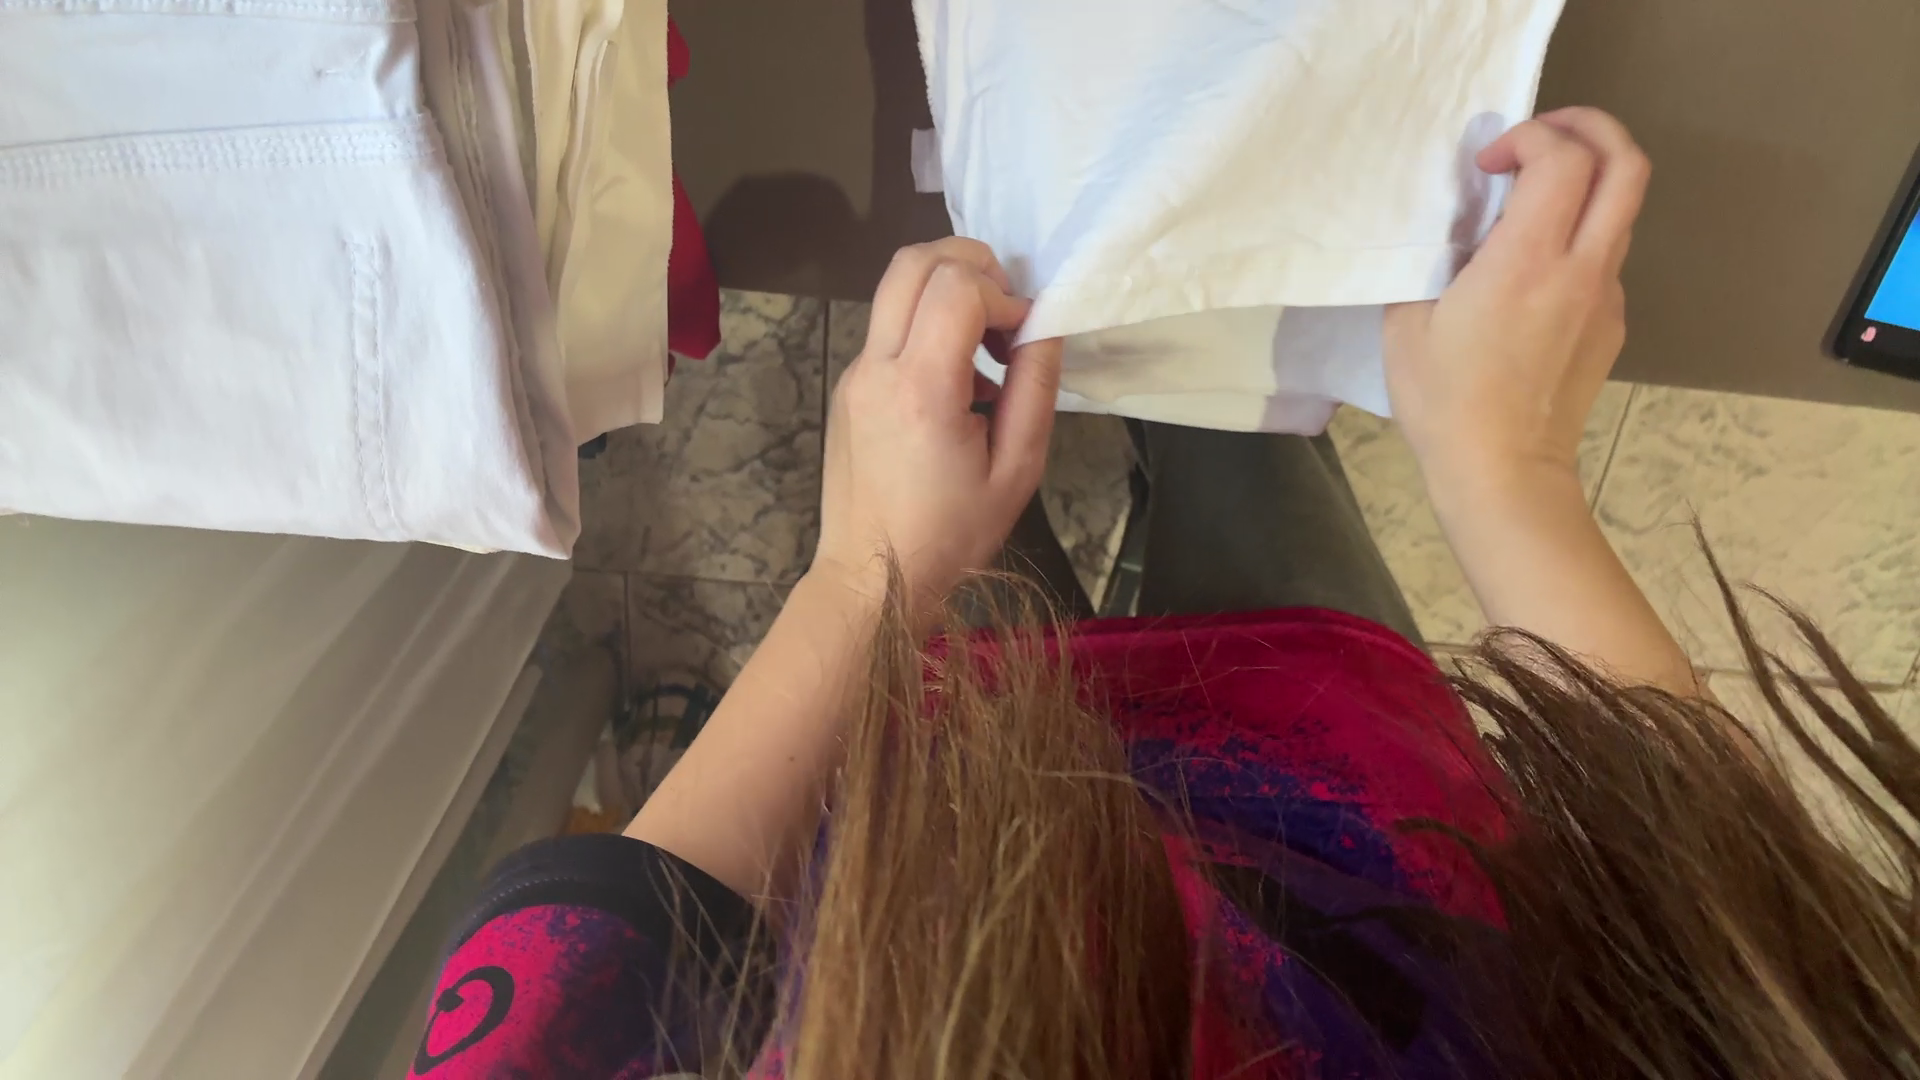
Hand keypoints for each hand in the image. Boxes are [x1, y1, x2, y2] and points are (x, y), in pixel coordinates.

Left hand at [814, 238, 1062, 603]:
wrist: (872, 576)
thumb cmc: (951, 534)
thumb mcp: (1017, 470)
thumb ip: (1036, 388)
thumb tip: (1044, 325)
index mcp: (922, 390)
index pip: (957, 286)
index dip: (1004, 293)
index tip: (1025, 336)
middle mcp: (877, 368)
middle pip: (913, 261)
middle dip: (971, 264)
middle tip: (1006, 312)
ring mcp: (854, 375)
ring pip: (894, 287)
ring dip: (947, 291)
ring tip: (984, 349)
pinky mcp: (848, 388)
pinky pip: (888, 327)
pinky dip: (926, 324)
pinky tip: (954, 381)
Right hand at [1384, 107, 1650, 494]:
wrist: (1501, 465)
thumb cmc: (1442, 401)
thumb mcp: (1405, 331)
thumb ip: (1429, 271)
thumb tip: (1450, 243)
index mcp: (1524, 263)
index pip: (1561, 160)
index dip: (1529, 138)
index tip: (1488, 164)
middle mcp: (1580, 266)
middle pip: (1626, 161)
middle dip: (1588, 128)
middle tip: (1540, 139)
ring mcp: (1605, 295)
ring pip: (1623, 208)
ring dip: (1587, 182)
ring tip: (1533, 202)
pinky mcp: (1610, 323)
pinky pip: (1605, 258)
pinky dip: (1577, 237)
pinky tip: (1532, 274)